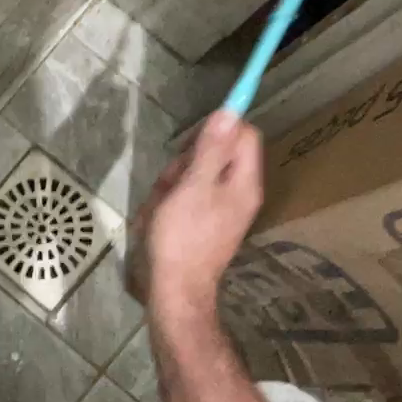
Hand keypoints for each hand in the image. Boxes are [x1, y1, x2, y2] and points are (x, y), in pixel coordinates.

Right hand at [135, 111, 262, 316]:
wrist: (175, 291)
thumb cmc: (182, 237)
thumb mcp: (193, 187)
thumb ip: (211, 150)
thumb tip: (230, 111)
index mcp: (244, 183)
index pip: (243, 135)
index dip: (218, 128)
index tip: (187, 141)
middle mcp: (239, 193)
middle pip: (216, 154)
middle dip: (185, 162)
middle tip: (169, 183)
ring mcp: (222, 210)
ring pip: (195, 175)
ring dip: (171, 183)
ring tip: (159, 207)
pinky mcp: (204, 223)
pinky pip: (187, 197)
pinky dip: (169, 202)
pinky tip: (157, 218)